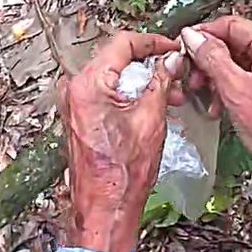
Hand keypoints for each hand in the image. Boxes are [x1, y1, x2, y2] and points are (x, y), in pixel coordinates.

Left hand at [60, 31, 185, 251]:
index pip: (122, 44)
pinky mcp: (80, 119)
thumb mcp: (151, 120)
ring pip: (114, 78)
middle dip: (150, 64)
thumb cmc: (122, 175)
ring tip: (170, 96)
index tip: (172, 48)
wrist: (105, 210)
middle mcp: (75, 91)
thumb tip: (171, 61)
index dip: (153, 42)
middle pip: (117, 59)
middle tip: (176, 72)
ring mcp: (75, 106)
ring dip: (143, 82)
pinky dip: (130, 96)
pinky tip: (152, 107)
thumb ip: (162, 82)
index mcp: (88, 85)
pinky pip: (107, 95)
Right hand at [180, 16, 251, 245]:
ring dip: (217, 79)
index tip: (184, 46)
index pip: (232, 25)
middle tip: (193, 77)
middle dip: (209, 62)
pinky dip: (231, 89)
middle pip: (235, 44)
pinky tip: (220, 106)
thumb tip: (194, 37)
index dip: (203, 35)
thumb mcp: (236, 91)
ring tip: (206, 97)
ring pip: (239, 63)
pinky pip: (249, 79)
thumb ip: (212, 58)